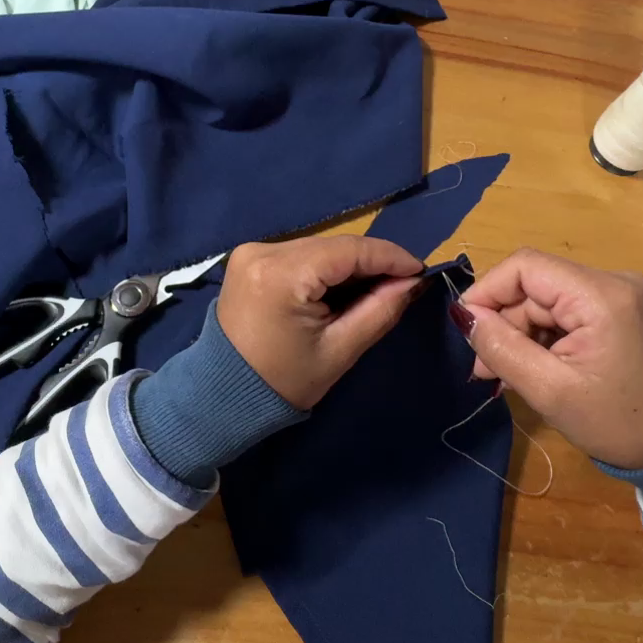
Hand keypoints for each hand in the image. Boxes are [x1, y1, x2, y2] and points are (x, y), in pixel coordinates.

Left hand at [217, 236, 422, 408]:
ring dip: (348, 266)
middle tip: (403, 285)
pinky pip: (299, 255)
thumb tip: (412, 281)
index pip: (349, 250)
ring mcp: (252, 251)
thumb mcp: (340, 350)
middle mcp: (264, 250)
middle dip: (370, 263)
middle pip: (333, 247)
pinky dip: (324, 269)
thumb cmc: (284, 381)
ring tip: (375, 289)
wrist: (221, 394)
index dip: (389, 257)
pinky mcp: (249, 258)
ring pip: (318, 249)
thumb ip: (379, 309)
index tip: (421, 269)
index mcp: (282, 273)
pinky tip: (341, 288)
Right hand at [459, 249, 642, 468]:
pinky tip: (533, 366)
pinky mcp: (622, 310)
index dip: (488, 290)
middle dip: (504, 322)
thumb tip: (463, 316)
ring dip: (521, 332)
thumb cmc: (618, 423)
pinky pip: (567, 311)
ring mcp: (620, 294)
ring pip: (547, 300)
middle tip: (484, 367)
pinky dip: (544, 336)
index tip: (467, 328)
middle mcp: (614, 281)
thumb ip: (502, 347)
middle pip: (536, 286)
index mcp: (602, 295)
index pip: (526, 266)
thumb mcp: (550, 390)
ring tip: (504, 374)